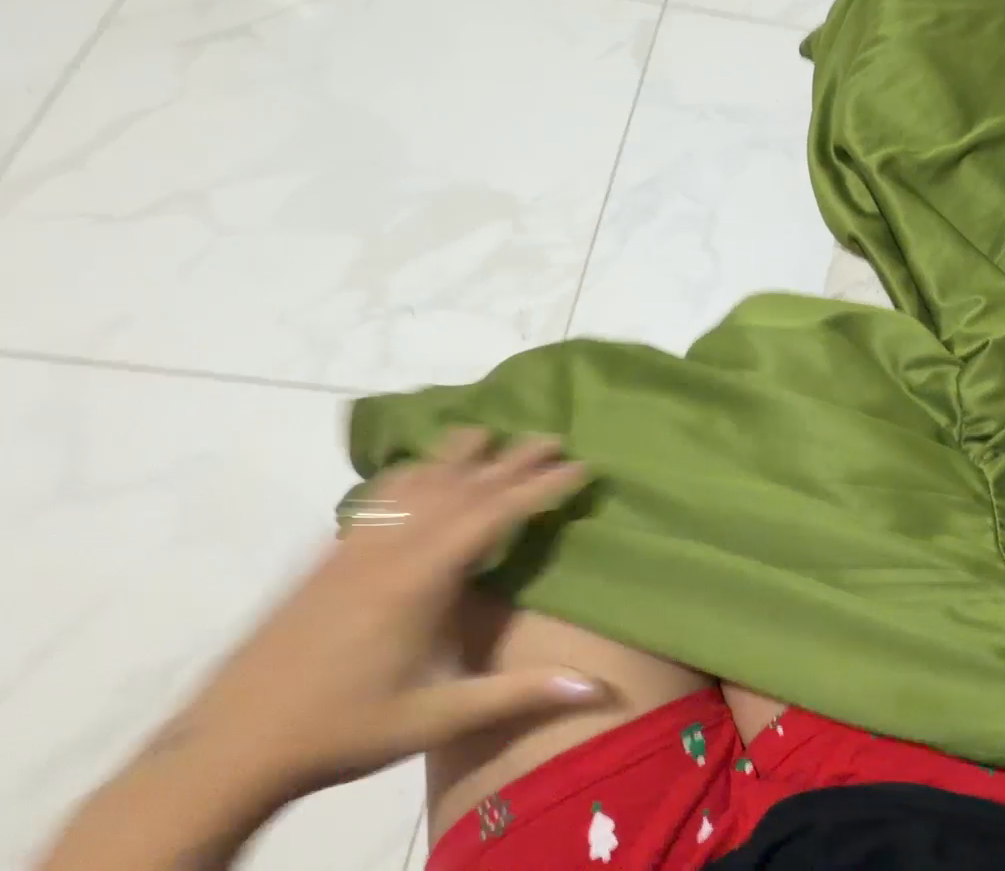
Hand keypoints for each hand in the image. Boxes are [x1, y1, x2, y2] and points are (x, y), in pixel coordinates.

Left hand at [171, 428, 603, 797]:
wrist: (225, 750)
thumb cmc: (343, 730)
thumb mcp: (437, 718)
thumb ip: (520, 694)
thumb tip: (599, 689)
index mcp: (420, 579)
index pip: (494, 514)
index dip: (541, 487)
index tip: (582, 467)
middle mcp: (389, 550)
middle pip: (459, 487)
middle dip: (510, 460)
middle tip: (552, 437)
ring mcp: (352, 551)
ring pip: (413, 484)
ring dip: (456, 455)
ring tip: (487, 433)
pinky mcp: (326, 561)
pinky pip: (377, 500)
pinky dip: (407, 474)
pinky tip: (413, 471)